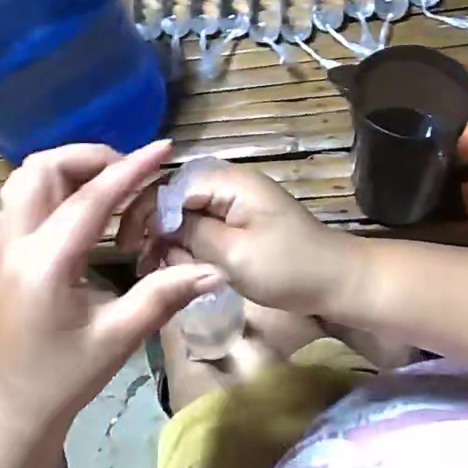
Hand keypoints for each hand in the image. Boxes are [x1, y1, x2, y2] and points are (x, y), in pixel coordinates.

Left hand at [0, 141, 223, 442]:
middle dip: (91, 158)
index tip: (164, 148)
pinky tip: (80, 205)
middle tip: (131, 173)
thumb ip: (164, 297)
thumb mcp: (117, 339)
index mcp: (46, 262)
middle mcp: (16, 243)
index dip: (132, 168)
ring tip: (108, 183)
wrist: (9, 411)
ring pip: (25, 178)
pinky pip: (20, 197)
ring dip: (68, 167)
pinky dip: (51, 184)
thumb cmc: (62, 379)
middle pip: (44, 169)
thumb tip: (215, 272)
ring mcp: (2, 246)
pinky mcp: (1, 253)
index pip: (92, 197)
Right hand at [117, 161, 360, 315]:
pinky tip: (183, 268)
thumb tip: (157, 223)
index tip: (128, 244)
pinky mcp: (242, 225)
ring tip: (160, 269)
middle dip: (156, 227)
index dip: (145, 211)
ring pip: (188, 215)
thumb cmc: (290, 267)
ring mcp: (237, 205)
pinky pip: (205, 228)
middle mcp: (230, 186)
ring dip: (171, 241)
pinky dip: (190, 247)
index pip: (171, 184)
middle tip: (142, 261)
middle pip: (176, 197)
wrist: (340, 284)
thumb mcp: (235, 254)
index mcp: (230, 183)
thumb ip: (191, 233)